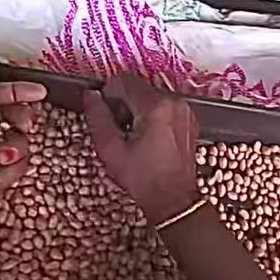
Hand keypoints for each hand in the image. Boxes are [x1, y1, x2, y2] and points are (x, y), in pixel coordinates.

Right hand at [83, 73, 199, 223]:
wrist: (173, 199)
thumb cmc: (144, 179)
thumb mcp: (110, 149)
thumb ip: (97, 117)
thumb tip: (90, 96)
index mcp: (156, 107)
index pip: (123, 81)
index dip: (108, 95)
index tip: (105, 114)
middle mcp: (174, 102)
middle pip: (138, 87)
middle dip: (123, 104)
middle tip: (119, 130)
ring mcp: (185, 110)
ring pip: (150, 96)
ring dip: (137, 110)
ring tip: (133, 137)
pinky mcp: (188, 119)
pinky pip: (164, 107)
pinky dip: (152, 116)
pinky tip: (148, 139)